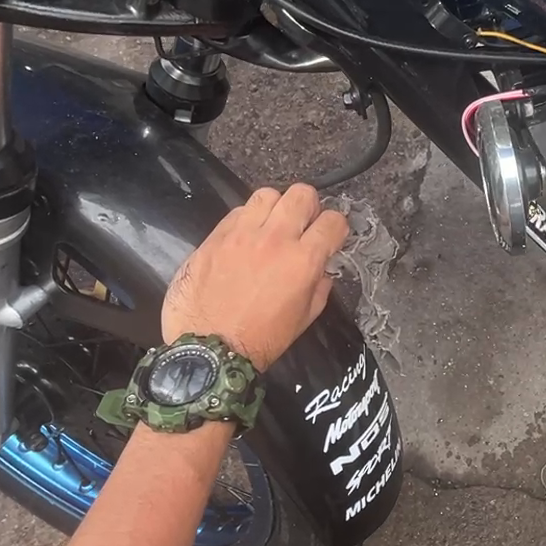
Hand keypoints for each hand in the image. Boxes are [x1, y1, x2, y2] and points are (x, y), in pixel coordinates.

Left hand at [161, 184, 349, 368]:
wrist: (209, 351)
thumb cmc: (263, 339)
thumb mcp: (306, 316)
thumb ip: (320, 284)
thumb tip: (321, 267)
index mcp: (304, 260)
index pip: (334, 220)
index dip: (337, 228)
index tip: (331, 237)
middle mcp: (275, 239)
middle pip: (302, 194)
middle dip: (309, 207)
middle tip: (303, 225)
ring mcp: (241, 235)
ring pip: (267, 194)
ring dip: (276, 207)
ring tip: (272, 226)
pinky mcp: (214, 238)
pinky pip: (237, 212)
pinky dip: (247, 220)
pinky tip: (246, 238)